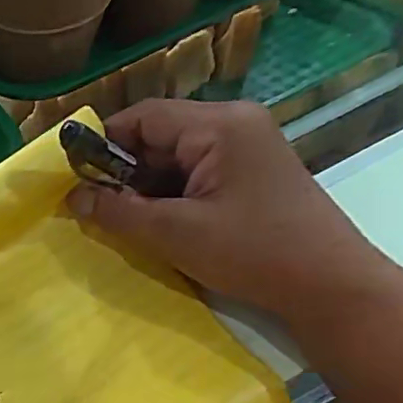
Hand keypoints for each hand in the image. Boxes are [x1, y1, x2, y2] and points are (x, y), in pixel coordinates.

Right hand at [67, 99, 394, 318]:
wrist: (329, 285)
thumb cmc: (253, 252)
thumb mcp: (176, 234)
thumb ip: (120, 213)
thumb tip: (73, 198)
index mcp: (219, 124)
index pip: (143, 117)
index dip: (103, 144)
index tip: (73, 178)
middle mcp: (235, 124)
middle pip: (161, 137)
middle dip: (126, 173)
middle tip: (97, 211)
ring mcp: (248, 149)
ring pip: (178, 160)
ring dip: (149, 189)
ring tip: (126, 224)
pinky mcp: (254, 176)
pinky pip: (200, 176)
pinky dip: (175, 198)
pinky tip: (161, 227)